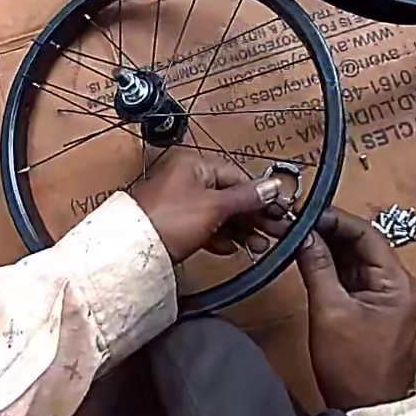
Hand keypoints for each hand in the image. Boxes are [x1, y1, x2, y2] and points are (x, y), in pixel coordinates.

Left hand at [128, 149, 277, 262]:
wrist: (135, 249)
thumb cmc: (169, 220)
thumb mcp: (214, 206)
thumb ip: (245, 198)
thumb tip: (272, 186)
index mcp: (195, 166)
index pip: (237, 176)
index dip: (260, 195)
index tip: (280, 211)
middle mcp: (187, 180)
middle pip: (229, 196)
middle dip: (254, 216)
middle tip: (278, 232)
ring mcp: (180, 202)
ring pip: (219, 213)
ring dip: (241, 229)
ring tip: (260, 246)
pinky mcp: (175, 224)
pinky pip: (205, 227)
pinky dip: (220, 237)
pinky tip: (232, 248)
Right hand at [296, 207, 415, 409]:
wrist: (365, 409)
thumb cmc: (353, 365)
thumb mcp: (329, 310)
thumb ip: (316, 265)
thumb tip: (302, 232)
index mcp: (397, 283)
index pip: (366, 234)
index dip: (334, 218)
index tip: (303, 211)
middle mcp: (396, 283)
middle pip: (360, 242)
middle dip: (327, 228)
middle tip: (293, 219)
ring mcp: (383, 293)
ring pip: (352, 254)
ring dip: (324, 242)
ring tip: (294, 230)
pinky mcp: (369, 302)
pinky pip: (348, 270)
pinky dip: (326, 259)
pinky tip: (304, 251)